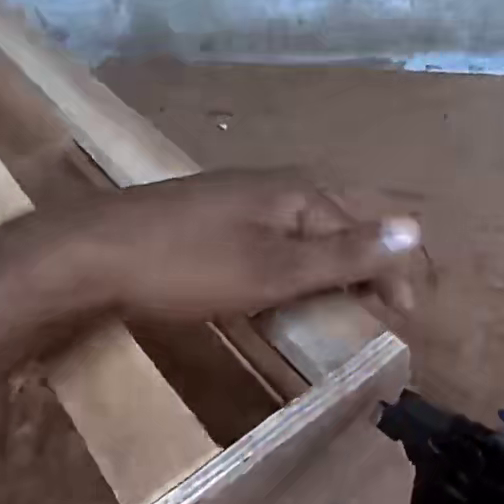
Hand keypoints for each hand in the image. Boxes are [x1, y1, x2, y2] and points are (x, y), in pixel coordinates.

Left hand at [0, 169, 424, 322]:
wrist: (87, 256)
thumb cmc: (190, 265)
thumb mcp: (277, 269)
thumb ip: (348, 254)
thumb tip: (415, 229)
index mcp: (300, 193)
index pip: (366, 231)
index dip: (391, 273)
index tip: (404, 317)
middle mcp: (277, 187)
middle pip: (340, 229)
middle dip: (364, 271)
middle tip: (375, 313)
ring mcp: (242, 199)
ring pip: (306, 236)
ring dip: (329, 272)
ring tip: (338, 307)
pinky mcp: (216, 217)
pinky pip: (275, 241)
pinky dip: (293, 269)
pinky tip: (283, 289)